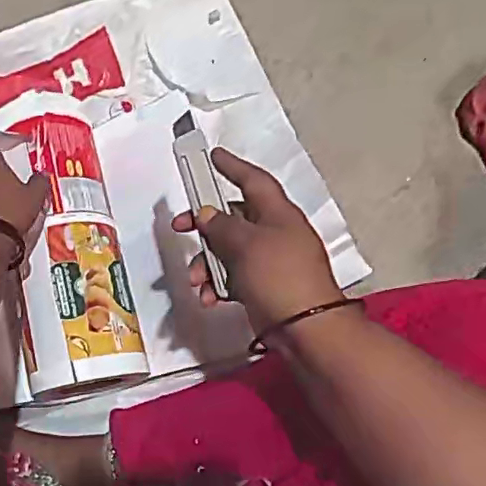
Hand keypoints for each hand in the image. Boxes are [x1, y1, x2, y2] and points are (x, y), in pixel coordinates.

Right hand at [172, 148, 343, 329]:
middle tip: (180, 226)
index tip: (214, 157)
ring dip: (206, 263)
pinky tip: (210, 297)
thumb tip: (206, 215)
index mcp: (278, 215)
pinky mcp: (261, 286)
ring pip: (226, 251)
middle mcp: (274, 234)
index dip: (233, 168)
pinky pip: (230, 277)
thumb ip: (222, 226)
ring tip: (198, 280)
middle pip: (232, 218)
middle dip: (204, 226)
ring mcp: (268, 262)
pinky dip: (217, 285)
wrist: (304, 328)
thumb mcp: (247, 244)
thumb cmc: (280, 278)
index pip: (254, 182)